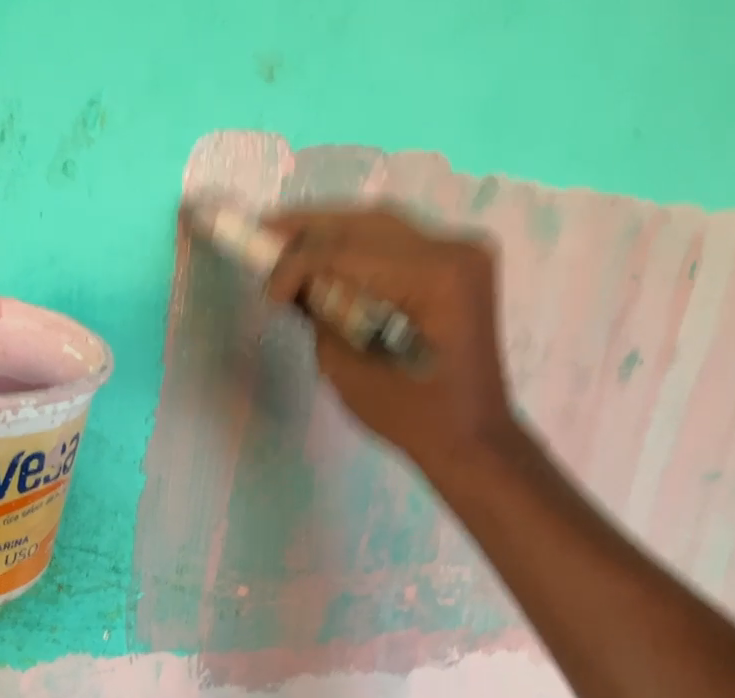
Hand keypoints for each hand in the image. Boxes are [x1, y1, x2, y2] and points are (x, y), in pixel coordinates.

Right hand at [263, 206, 516, 467]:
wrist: (473, 437)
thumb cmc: (412, 418)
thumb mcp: (350, 370)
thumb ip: (322, 317)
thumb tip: (296, 286)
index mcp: (434, 277)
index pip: (346, 252)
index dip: (296, 264)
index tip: (267, 293)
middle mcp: (454, 250)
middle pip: (365, 223)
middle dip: (309, 230)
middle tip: (262, 236)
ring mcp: (462, 253)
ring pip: (381, 225)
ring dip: (331, 234)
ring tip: (285, 241)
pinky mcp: (458, 265)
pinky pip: (398, 243)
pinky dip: (358, 248)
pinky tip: (326, 256)